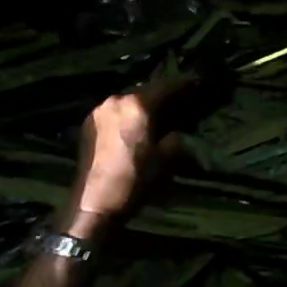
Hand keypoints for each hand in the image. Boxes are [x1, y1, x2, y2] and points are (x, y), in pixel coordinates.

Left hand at [58, 75, 194, 237]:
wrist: (93, 202)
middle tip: (180, 99)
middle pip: (145, 90)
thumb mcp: (165, 161)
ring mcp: (98, 111)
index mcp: (136, 104)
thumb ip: (175, 139)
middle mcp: (115, 100)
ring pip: (128, 101)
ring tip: (158, 112)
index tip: (198, 83)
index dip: (185, 84)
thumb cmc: (133, 179)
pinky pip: (115, 112)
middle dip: (163, 94)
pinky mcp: (88, 124)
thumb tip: (176, 132)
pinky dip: (128, 114)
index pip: (166, 86)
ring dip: (143, 104)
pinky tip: (136, 125)